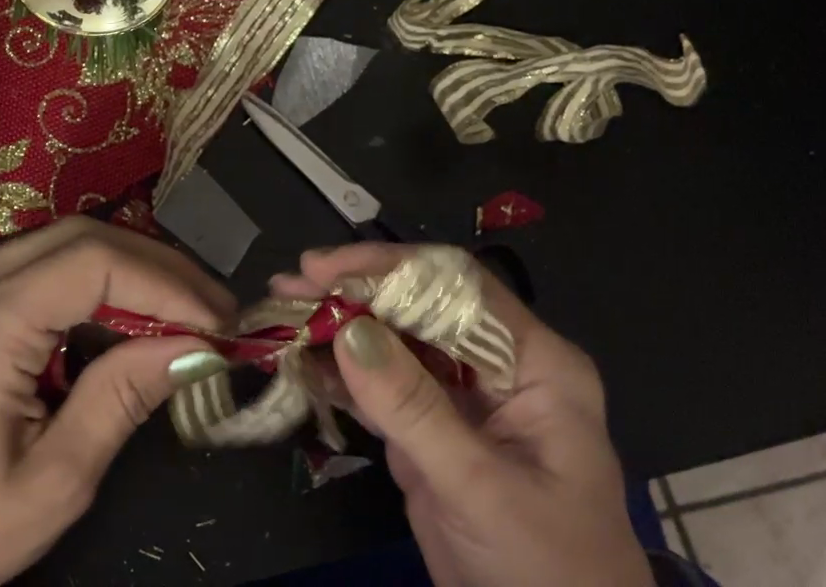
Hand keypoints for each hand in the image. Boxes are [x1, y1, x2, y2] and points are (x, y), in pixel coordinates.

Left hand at [0, 217, 234, 586]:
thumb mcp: (56, 478)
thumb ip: (123, 396)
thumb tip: (195, 346)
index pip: (93, 263)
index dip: (167, 282)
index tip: (220, 322)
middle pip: (73, 237)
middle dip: (152, 264)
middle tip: (210, 310)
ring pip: (47, 244)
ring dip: (117, 268)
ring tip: (175, 313)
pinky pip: (19, 269)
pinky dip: (75, 283)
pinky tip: (111, 320)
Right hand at [278, 244, 653, 586]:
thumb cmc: (548, 567)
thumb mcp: (480, 486)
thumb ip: (413, 408)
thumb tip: (346, 330)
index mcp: (535, 365)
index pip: (456, 289)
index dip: (388, 269)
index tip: (322, 270)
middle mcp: (496, 368)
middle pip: (415, 306)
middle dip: (350, 293)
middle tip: (285, 287)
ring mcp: (458, 397)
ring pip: (389, 338)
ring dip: (334, 327)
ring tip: (278, 314)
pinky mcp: (426, 427)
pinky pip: (375, 382)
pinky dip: (335, 371)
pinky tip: (295, 361)